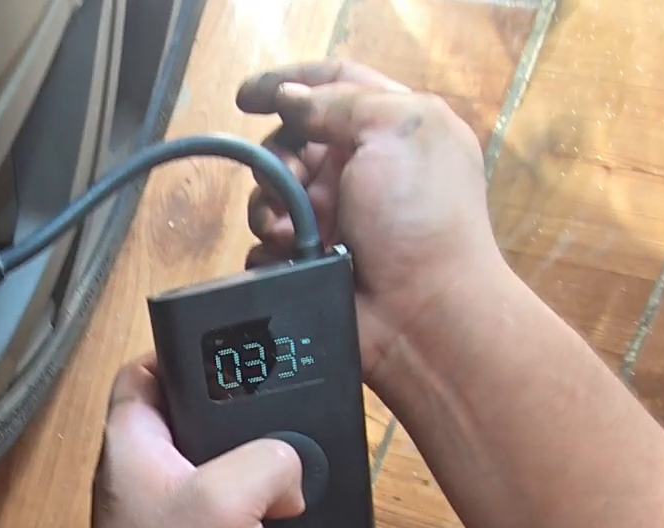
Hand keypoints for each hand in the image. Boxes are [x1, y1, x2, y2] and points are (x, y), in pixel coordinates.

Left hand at [79, 358, 304, 527]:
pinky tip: (275, 509)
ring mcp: (153, 502)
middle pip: (183, 414)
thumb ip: (271, 462)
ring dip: (243, 461)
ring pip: (203, 461)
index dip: (178, 355)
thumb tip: (288, 476)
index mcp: (132, 437)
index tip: (225, 358)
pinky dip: (242, 502)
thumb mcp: (229, 496)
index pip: (143, 371)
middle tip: (273, 407)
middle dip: (228, 411)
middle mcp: (136, 464)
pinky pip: (212, 503)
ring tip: (285, 460)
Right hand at [237, 60, 508, 384]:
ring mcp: (329, 221)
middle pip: (289, 144)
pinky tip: (286, 258)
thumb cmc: (419, 215)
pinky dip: (266, 251)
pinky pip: (264, 249)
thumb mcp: (396, 132)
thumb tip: (288, 98)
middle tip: (289, 181)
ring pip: (269, 198)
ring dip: (267, 208)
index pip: (332, 85)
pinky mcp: (307, 263)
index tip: (244, 98)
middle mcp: (355, 172)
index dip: (287, 83)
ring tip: (289, 232)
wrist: (417, 309)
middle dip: (276, 157)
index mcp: (386, 129)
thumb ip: (339, 104)